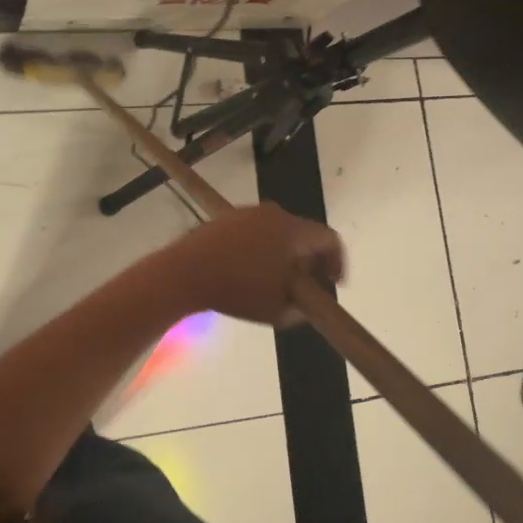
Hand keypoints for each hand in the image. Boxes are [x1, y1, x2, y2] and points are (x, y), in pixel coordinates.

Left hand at [153, 202, 344, 325]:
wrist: (184, 272)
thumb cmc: (237, 290)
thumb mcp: (279, 311)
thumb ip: (303, 307)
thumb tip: (307, 302)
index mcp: (292, 230)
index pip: (329, 238)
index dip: (338, 261)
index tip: (334, 283)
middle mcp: (273, 213)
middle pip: (304, 233)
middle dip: (310, 259)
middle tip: (306, 284)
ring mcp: (247, 212)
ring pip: (278, 231)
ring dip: (285, 254)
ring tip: (277, 281)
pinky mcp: (227, 218)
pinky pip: (256, 231)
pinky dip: (262, 248)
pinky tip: (250, 271)